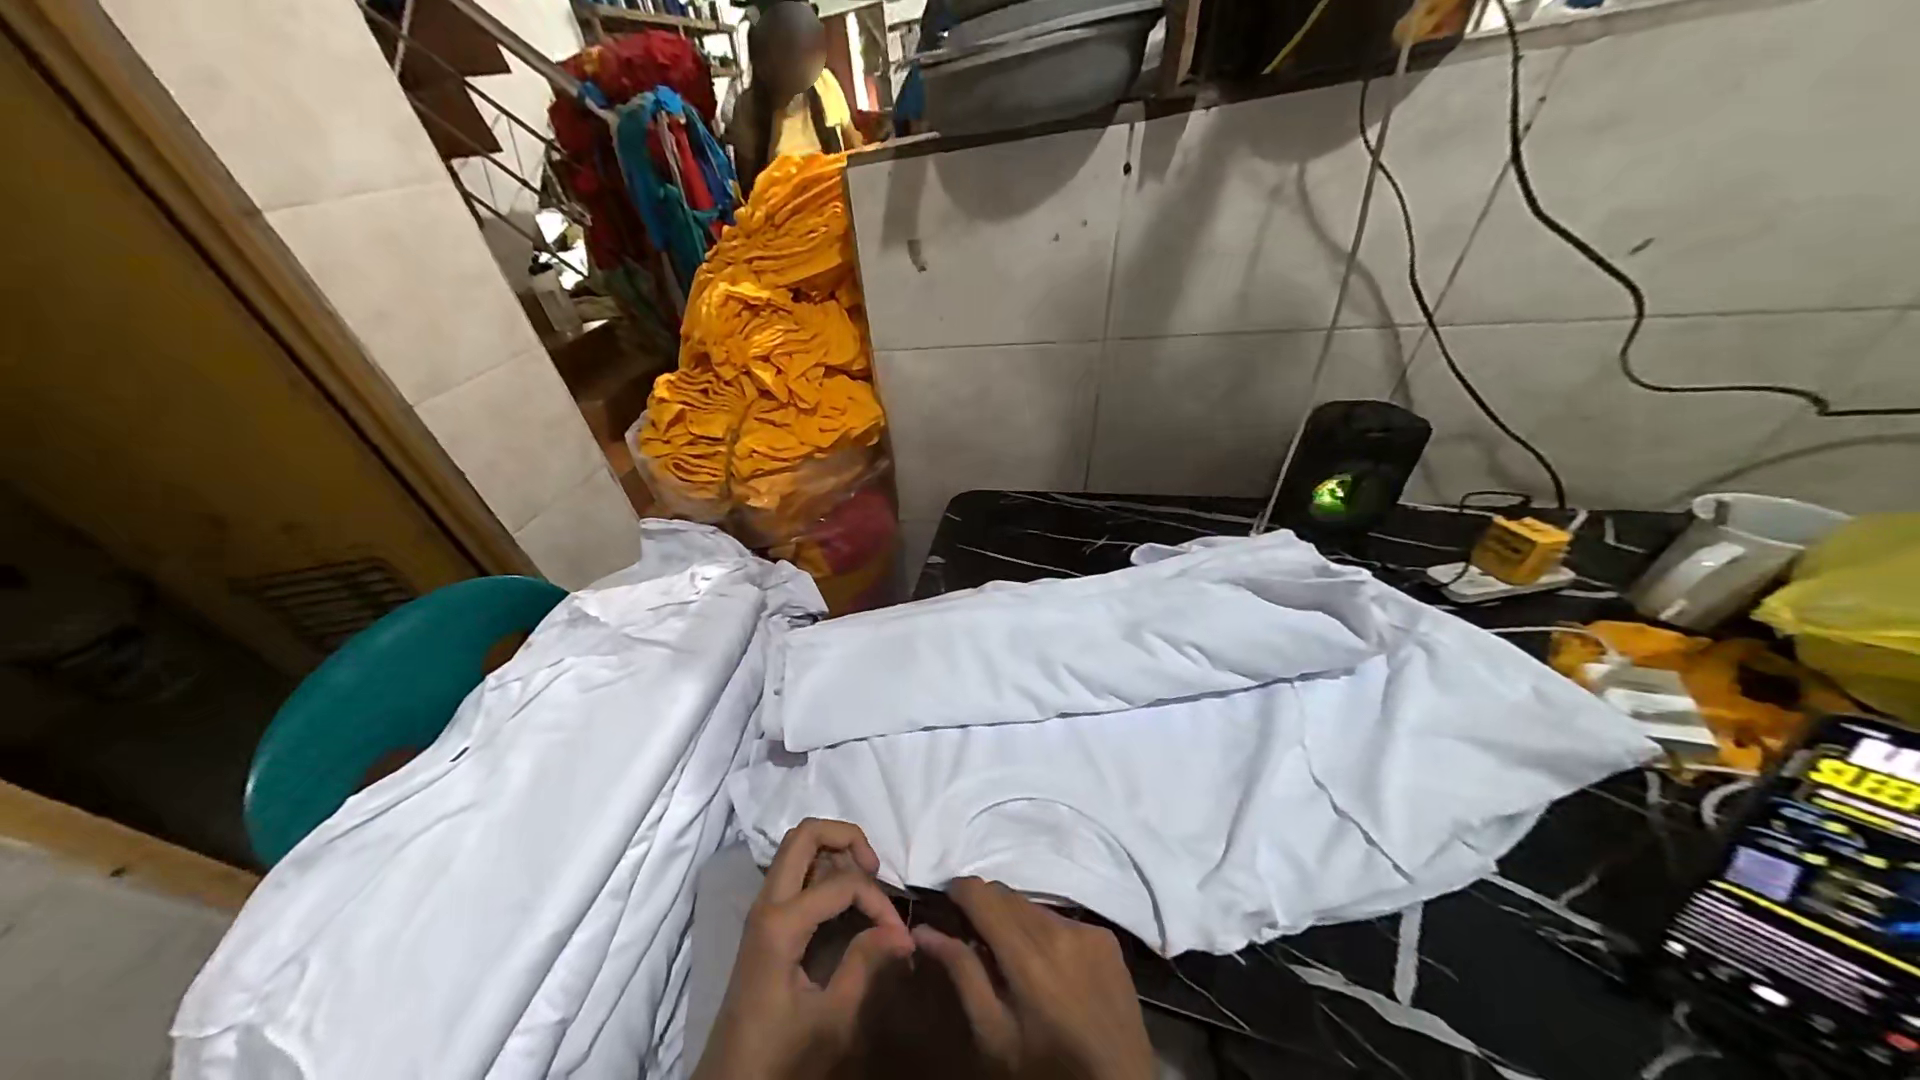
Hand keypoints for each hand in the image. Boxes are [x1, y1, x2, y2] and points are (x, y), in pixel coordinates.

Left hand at [693, 819, 912, 1079]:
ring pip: (798, 847)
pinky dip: (822, 868)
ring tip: (864, 883)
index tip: (899, 936)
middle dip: (848, 838)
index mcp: (781, 924)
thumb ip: (866, 964)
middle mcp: (767, 903)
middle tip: (875, 869)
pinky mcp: (765, 920)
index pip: (843, 883)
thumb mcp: (832, 1018)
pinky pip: (794, 871)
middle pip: (805, 834)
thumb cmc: (779, 1053)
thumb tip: (902, 932)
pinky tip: (844, 898)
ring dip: (834, 851)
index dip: (879, 901)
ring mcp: (762, 908)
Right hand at [914, 877, 1153, 1079]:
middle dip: (985, 908)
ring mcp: (1087, 930)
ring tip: (1013, 956)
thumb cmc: (1045, 1068)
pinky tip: (1049, 965)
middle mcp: (1058, 929)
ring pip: (1034, 905)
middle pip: (1007, 895)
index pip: (982, 894)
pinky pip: (1062, 919)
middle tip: (977, 940)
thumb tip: (925, 930)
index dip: (959, 892)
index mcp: (1027, 954)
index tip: (948, 907)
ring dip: (1015, 919)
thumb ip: (962, 974)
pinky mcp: (1107, 937)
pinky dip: (1045, 931)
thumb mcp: (993, 1034)